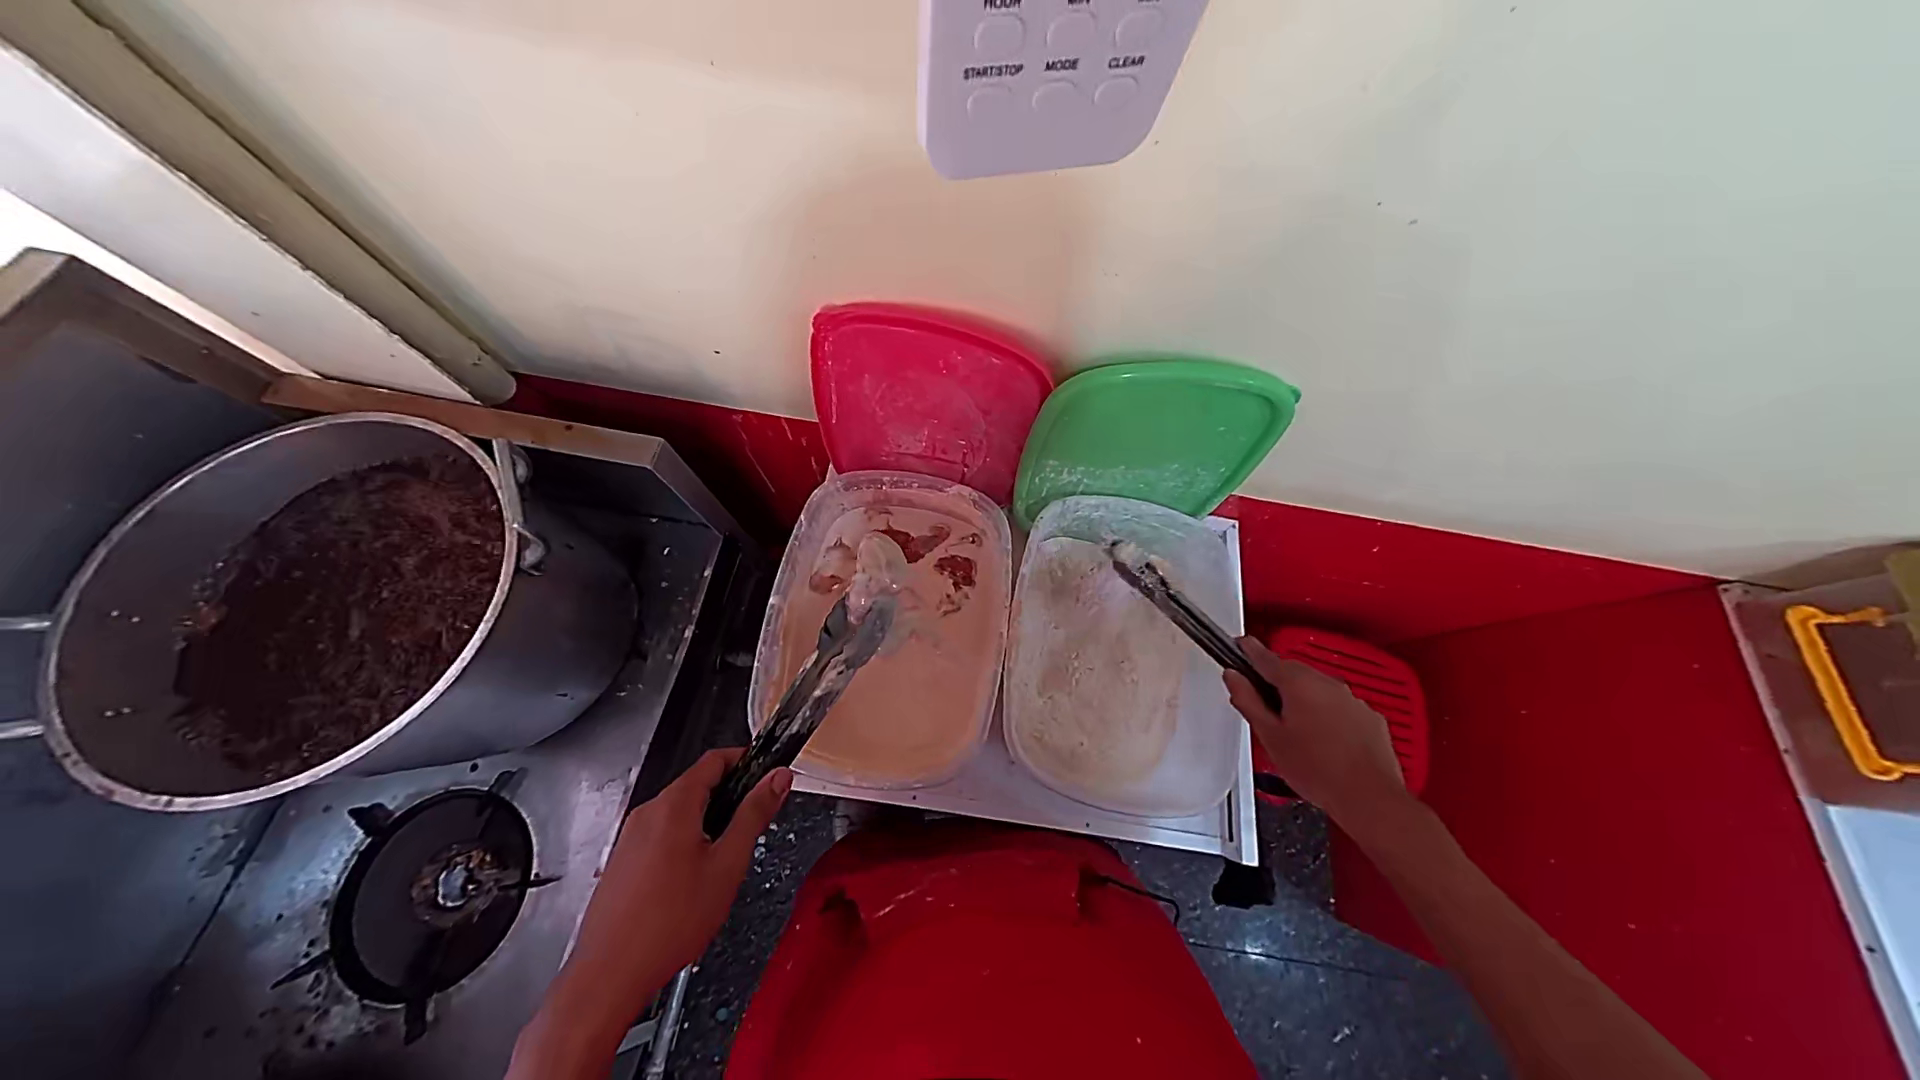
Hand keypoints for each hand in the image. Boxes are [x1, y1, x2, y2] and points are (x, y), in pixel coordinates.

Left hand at [552, 749, 789, 1026]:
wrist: (609, 977)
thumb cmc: (669, 924)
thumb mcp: (728, 863)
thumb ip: (755, 813)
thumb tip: (777, 778)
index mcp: (674, 805)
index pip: (715, 759)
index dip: (746, 760)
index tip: (767, 773)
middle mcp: (648, 813)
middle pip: (697, 784)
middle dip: (731, 795)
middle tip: (755, 821)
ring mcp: (631, 837)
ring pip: (680, 812)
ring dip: (709, 820)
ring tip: (727, 858)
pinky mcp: (623, 861)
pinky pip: (662, 834)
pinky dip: (686, 840)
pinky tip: (695, 879)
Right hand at [1224, 637, 1410, 831]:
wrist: (1369, 798)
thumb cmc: (1318, 770)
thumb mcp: (1269, 735)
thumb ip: (1247, 699)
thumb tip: (1233, 677)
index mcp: (1298, 683)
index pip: (1265, 656)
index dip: (1248, 650)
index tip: (1240, 645)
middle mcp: (1327, 684)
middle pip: (1293, 673)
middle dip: (1276, 684)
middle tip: (1263, 708)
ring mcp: (1352, 699)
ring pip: (1317, 690)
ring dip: (1303, 701)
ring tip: (1295, 734)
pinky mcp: (1368, 716)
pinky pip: (1340, 707)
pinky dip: (1328, 716)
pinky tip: (1323, 742)